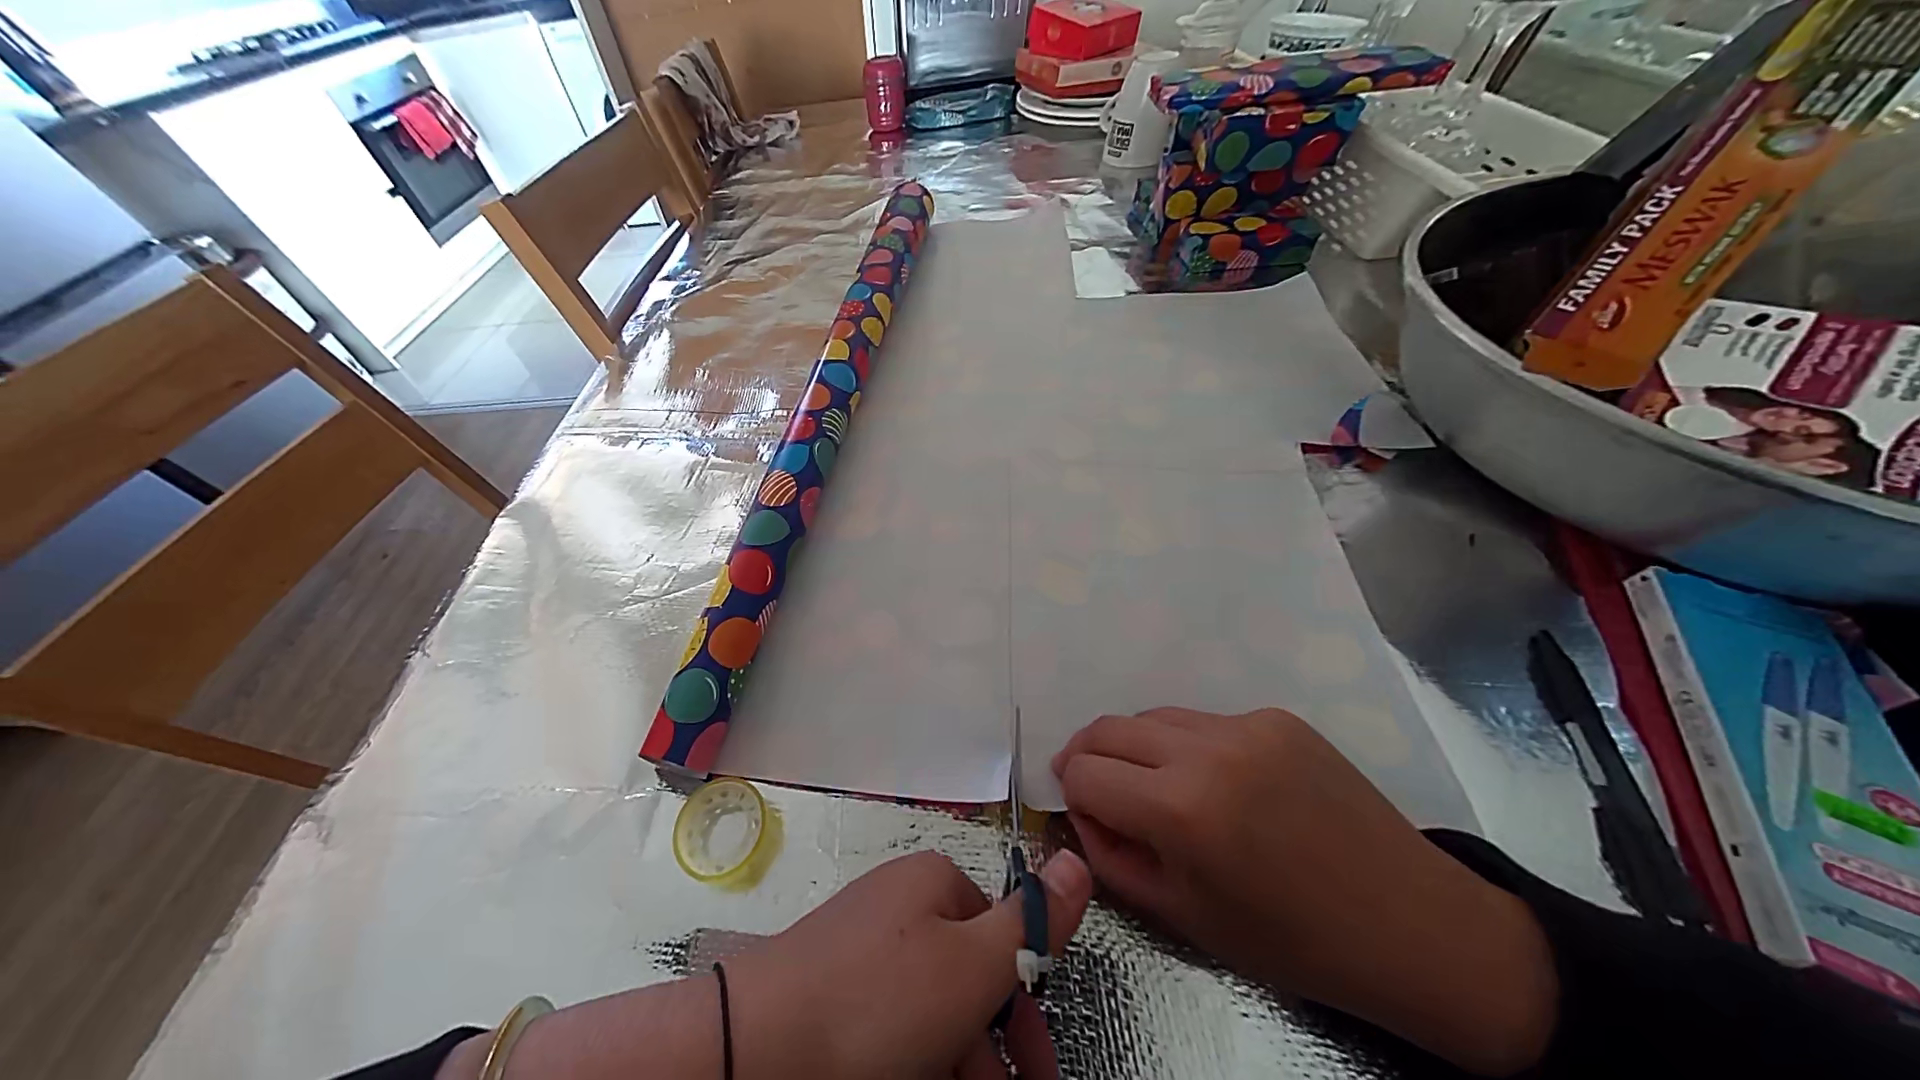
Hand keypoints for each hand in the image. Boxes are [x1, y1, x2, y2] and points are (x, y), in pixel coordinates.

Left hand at [440, 850, 1091, 1079]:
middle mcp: (898, 906)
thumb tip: (1076, 857)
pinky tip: (912, 1079)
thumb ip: (1033, 919)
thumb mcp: (974, 962)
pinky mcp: (829, 992)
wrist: (752, 1048)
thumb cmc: (881, 1000)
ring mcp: (860, 949)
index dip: (1026, 1007)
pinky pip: (887, 1025)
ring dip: (956, 1064)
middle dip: (993, 1049)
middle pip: (967, 977)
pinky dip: (912, 1060)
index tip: (1039, 1071)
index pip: (1001, 935)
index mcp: (934, 884)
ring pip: (928, 1009)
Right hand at [1053, 707, 1557, 1075]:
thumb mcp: (1182, 914)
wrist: (1411, 924)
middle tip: (1095, 787)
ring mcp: (1247, 726)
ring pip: (1154, 717)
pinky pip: (1205, 721)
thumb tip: (1081, 811)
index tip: (1080, 809)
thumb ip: (1111, 856)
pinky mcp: (1277, 718)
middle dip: (1089, 756)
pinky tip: (1218, 783)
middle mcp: (1207, 750)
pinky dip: (1188, 746)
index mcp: (1180, 809)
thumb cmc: (1289, 939)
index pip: (1084, 772)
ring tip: (1154, 785)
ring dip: (1136, 747)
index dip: (1071, 791)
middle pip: (1108, 728)